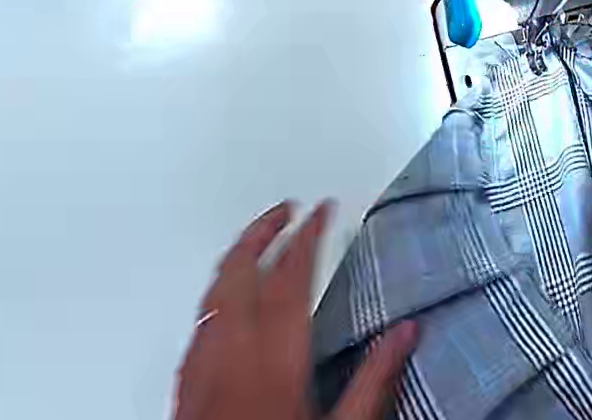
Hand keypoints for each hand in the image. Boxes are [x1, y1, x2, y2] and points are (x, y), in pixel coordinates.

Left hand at [174, 201, 418, 419]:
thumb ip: (374, 377)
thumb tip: (407, 332)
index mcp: (278, 353)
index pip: (293, 270)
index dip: (309, 231)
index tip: (322, 208)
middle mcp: (235, 349)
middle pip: (244, 266)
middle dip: (265, 227)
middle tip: (288, 207)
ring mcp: (204, 364)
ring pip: (216, 287)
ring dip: (238, 252)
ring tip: (257, 235)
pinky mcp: (184, 383)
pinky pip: (199, 318)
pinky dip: (217, 290)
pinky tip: (225, 294)